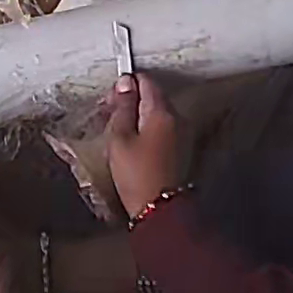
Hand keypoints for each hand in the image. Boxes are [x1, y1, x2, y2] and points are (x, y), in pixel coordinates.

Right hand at [105, 73, 193, 219]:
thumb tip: (125, 83)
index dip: (127, 83)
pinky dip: (147, 127)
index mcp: (162, 112)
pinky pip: (163, 127)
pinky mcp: (181, 148)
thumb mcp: (120, 136)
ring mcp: (182, 134)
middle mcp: (177, 119)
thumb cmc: (136, 173)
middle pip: (153, 95)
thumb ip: (123, 106)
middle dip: (131, 99)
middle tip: (109, 113)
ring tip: (118, 128)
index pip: (146, 81)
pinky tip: (132, 140)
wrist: (160, 210)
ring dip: (138, 113)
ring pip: (157, 111)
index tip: (112, 96)